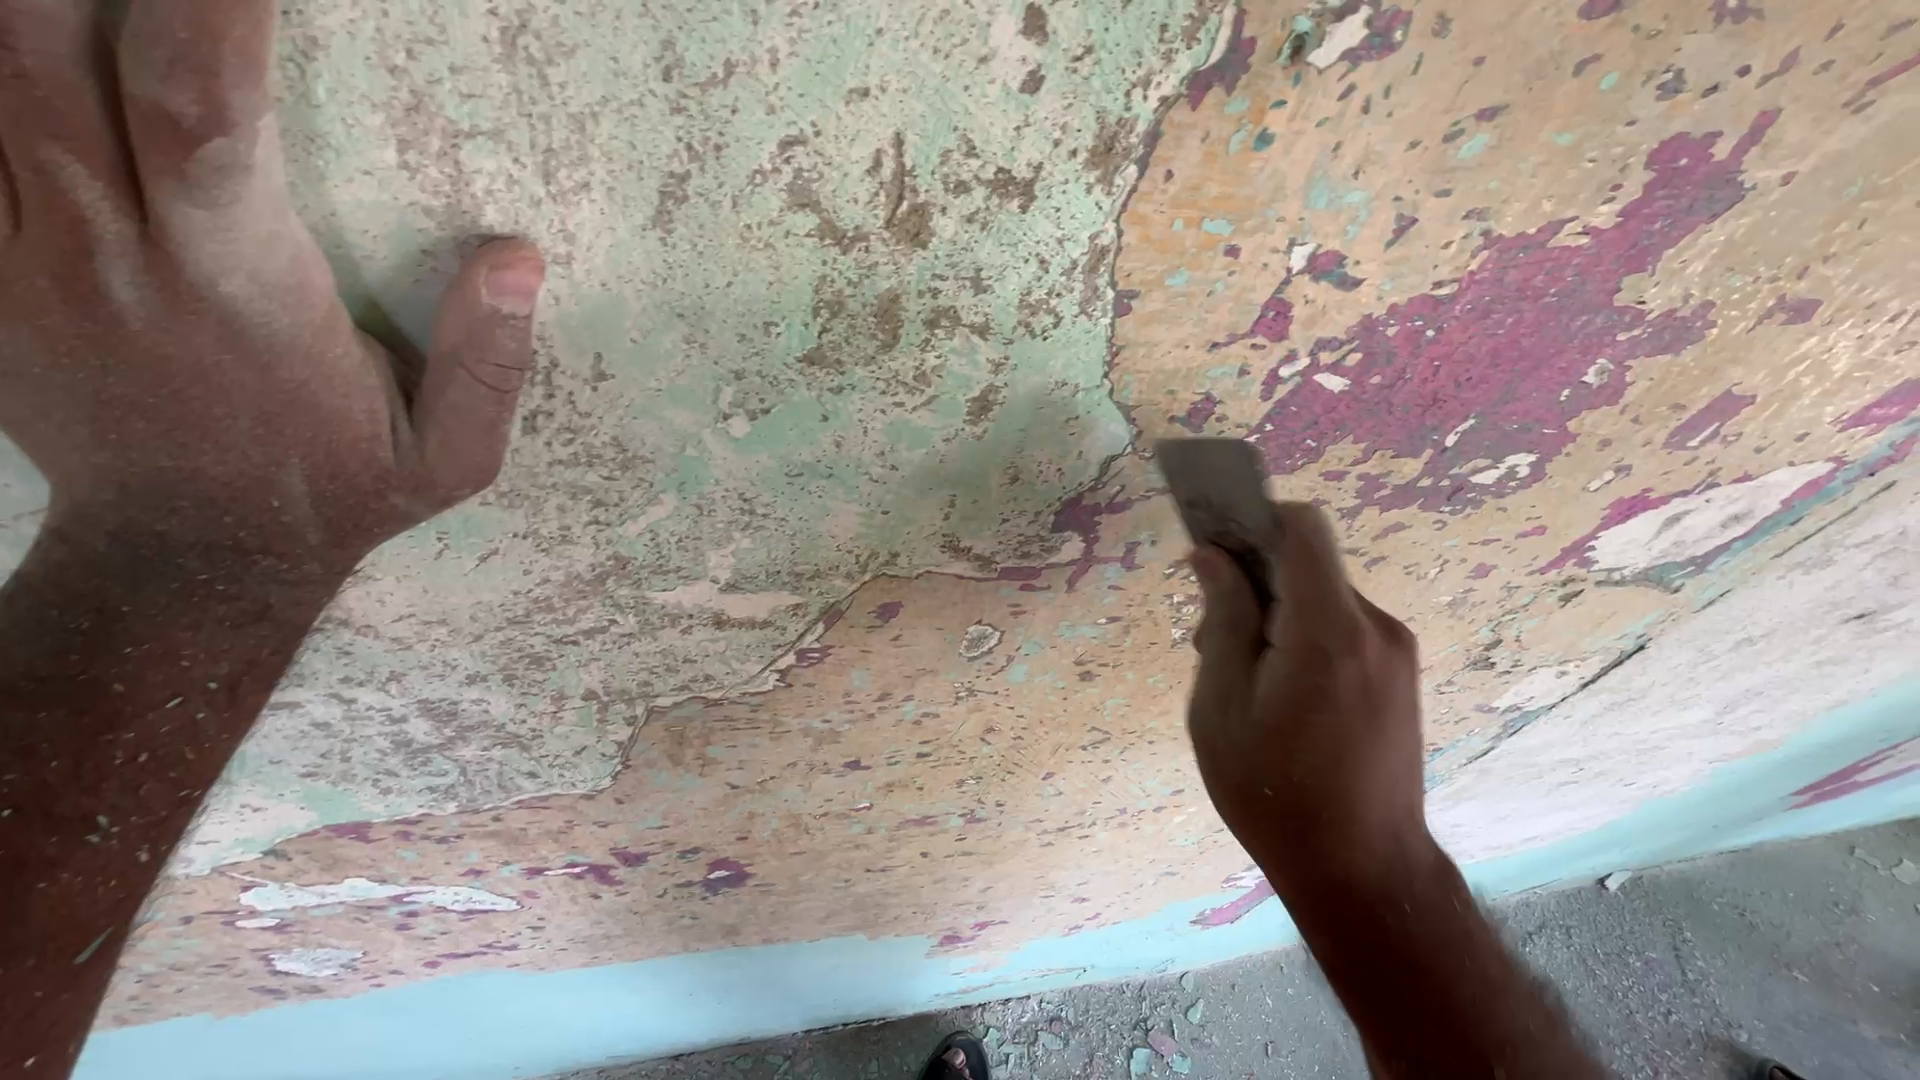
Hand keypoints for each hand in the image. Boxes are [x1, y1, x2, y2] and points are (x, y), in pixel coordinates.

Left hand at [0, 0, 543, 570]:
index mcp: (239, 293)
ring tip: (109, 9)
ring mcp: (17, 255)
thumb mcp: (453, 458)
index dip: (212, 11)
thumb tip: (518, 256)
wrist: (191, 557)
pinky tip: (51, 60)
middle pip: (40, 46)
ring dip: (40, 16)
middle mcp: (108, 255)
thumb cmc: (339, 493)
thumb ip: (490, 364)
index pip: (202, 114)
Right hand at [1186, 501, 1427, 898]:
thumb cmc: (1272, 792)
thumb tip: (1211, 557)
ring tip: (1246, 683)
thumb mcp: (1220, 706)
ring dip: (1277, 617)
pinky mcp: (1400, 677)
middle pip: (1307, 566)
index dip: (1255, 521)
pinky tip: (1281, 698)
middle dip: (1254, 585)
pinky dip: (1304, 640)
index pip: (1303, 529)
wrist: (1361, 871)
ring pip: (1321, 599)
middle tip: (1213, 646)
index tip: (1216, 552)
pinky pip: (1342, 630)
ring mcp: (1396, 653)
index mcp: (1328, 631)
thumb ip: (1223, 620)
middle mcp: (1374, 628)